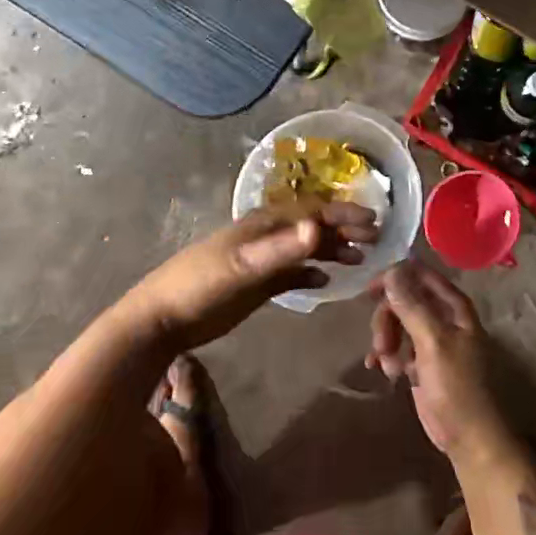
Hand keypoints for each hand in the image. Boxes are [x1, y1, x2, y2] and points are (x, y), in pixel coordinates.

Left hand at [126, 201, 378, 349]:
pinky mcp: (259, 283)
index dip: (345, 213)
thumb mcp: (242, 267)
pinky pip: (294, 274)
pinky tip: (326, 281)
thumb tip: (318, 226)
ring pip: (307, 248)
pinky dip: (312, 273)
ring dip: (333, 249)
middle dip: (345, 228)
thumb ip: (282, 249)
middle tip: (376, 237)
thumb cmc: (200, 287)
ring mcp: (263, 260)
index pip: (314, 211)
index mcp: (265, 224)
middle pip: (314, 226)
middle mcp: (268, 237)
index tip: (374, 220)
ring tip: (360, 258)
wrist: (159, 323)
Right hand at [366, 263, 512, 464]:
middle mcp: (444, 316)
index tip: (369, 291)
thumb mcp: (433, 342)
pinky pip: (397, 346)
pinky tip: (383, 371)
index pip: (421, 275)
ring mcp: (432, 339)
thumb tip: (392, 271)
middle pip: (405, 300)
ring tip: (387, 365)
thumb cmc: (456, 384)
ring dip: (386, 341)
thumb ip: (412, 306)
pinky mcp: (421, 361)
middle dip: (388, 319)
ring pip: (398, 323)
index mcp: (454, 305)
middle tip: (381, 344)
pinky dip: (388, 356)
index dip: (395, 277)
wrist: (466, 432)